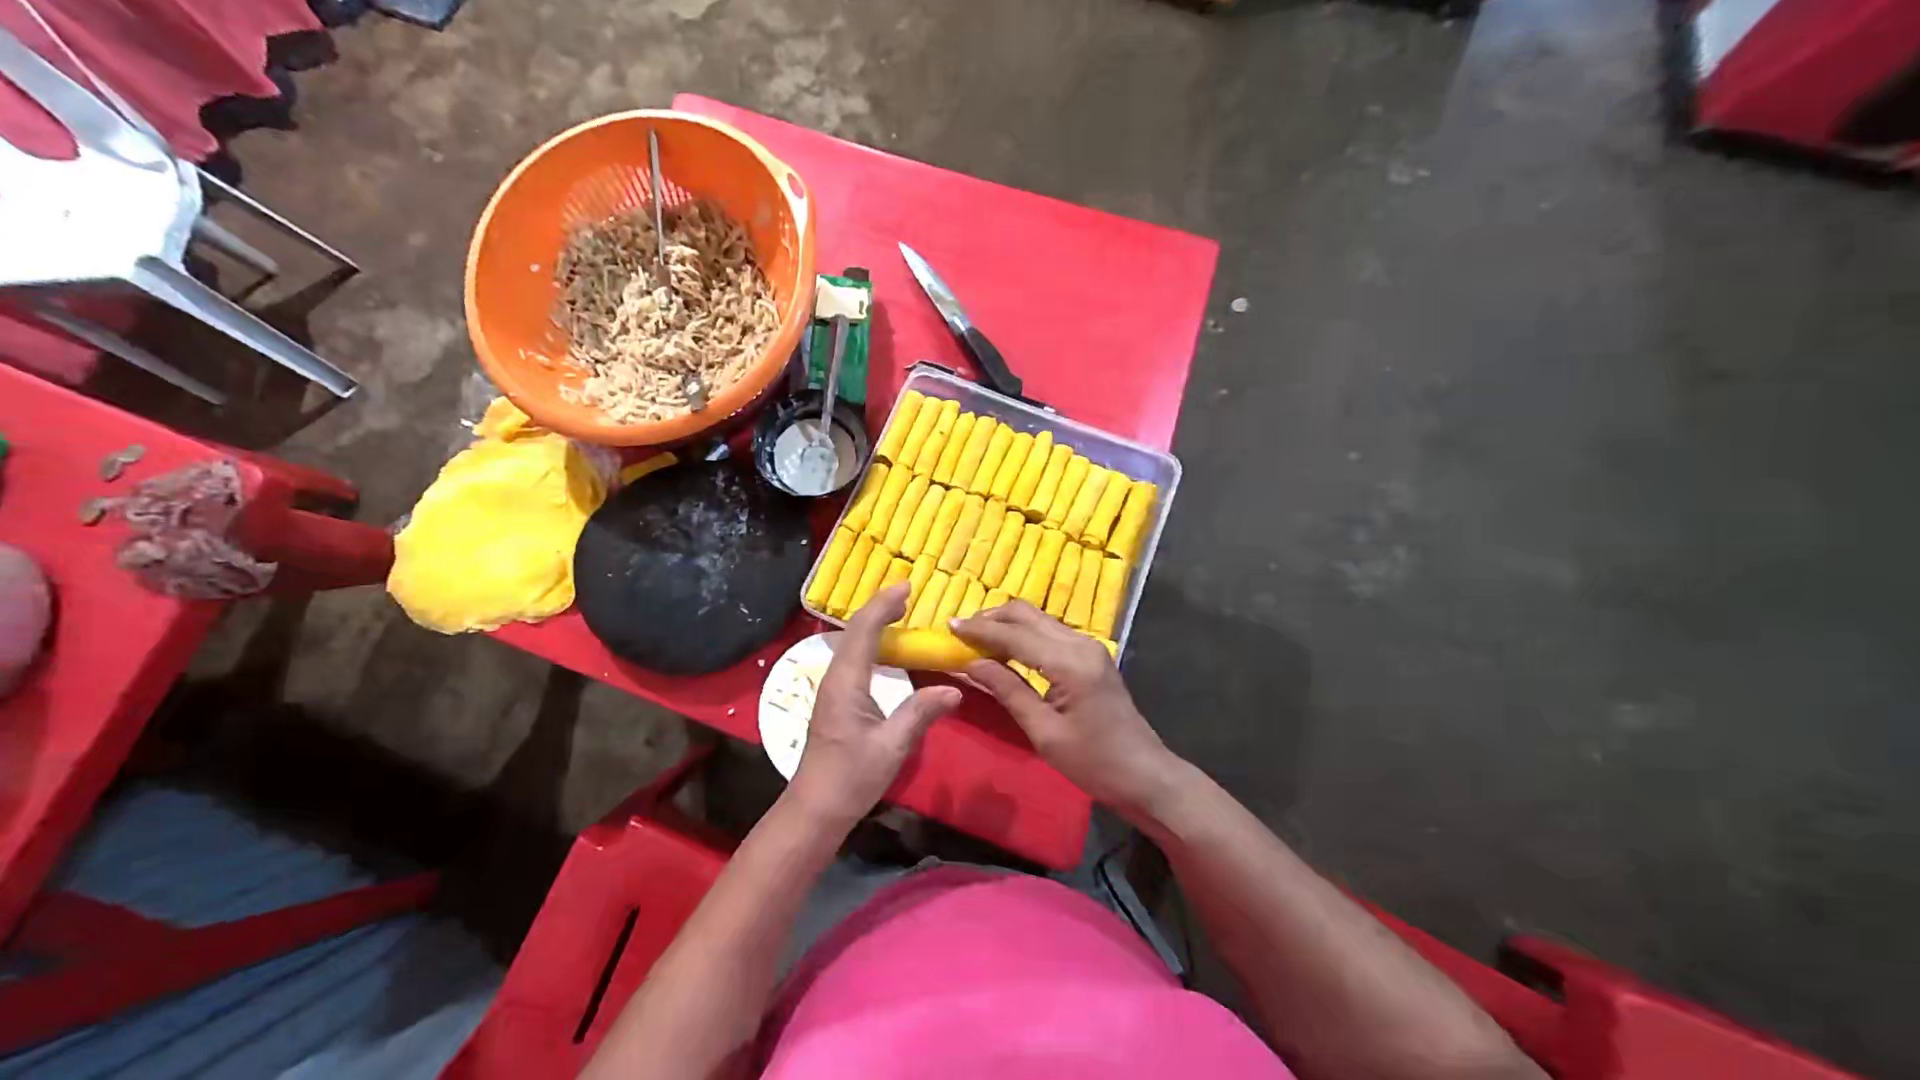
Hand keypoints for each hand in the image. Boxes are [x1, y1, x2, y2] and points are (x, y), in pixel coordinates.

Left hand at [789, 584, 961, 828]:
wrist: (816, 807)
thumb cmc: (851, 777)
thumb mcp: (892, 746)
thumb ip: (920, 713)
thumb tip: (955, 689)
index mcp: (846, 682)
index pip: (863, 631)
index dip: (883, 605)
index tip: (907, 587)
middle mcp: (835, 678)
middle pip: (854, 631)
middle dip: (879, 607)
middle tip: (907, 593)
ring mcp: (833, 688)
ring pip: (851, 643)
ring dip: (874, 623)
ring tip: (900, 612)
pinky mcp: (836, 700)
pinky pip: (854, 658)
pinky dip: (871, 642)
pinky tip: (887, 648)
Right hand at [951, 601, 1183, 820]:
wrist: (1145, 775)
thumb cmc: (1094, 762)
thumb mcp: (1044, 732)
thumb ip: (1007, 691)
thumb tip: (970, 664)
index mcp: (1069, 662)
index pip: (1014, 635)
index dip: (979, 630)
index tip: (948, 627)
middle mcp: (1080, 643)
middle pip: (1027, 615)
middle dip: (991, 619)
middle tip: (960, 633)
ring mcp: (1089, 647)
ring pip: (1039, 620)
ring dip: (1007, 625)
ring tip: (976, 640)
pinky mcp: (1091, 656)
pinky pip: (1050, 633)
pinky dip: (1023, 635)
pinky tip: (1006, 650)